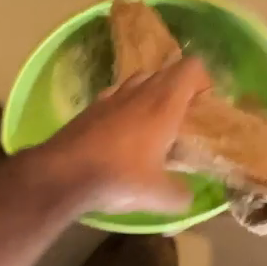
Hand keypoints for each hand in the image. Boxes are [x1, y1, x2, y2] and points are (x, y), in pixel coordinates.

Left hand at [31, 56, 212, 213]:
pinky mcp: (90, 108)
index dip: (203, 80)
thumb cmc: (119, 178)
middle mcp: (139, 92)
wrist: (63, 173)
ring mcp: (111, 97)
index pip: (191, 68)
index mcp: (163, 104)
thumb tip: (187, 196)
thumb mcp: (158, 196)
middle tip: (183, 118)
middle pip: (166, 71)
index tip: (204, 105)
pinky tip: (123, 131)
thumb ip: (180, 194)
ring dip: (151, 93)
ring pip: (139, 80)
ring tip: (154, 123)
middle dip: (179, 88)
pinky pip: (116, 95)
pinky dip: (125, 105)